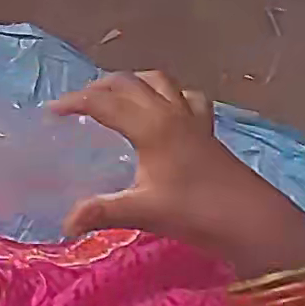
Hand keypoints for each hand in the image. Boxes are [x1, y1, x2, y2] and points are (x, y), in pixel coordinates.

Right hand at [50, 71, 304, 274]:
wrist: (253, 221)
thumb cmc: (196, 212)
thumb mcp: (142, 212)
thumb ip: (100, 213)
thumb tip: (66, 225)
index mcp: (150, 126)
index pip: (103, 102)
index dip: (73, 103)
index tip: (51, 112)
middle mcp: (170, 113)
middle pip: (128, 83)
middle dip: (98, 87)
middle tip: (76, 104)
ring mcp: (192, 118)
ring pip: (158, 81)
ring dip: (132, 82)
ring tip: (115, 96)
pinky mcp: (208, 130)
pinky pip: (187, 96)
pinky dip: (169, 93)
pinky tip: (164, 107)